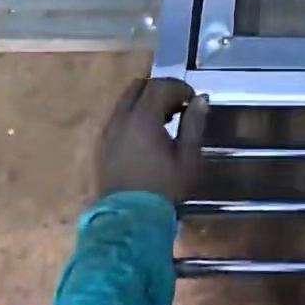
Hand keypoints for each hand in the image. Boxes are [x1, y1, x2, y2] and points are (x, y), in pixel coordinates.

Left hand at [97, 78, 208, 201]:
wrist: (130, 218)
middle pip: (139, 87)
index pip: (159, 86)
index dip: (178, 87)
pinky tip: (149, 133)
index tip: (192, 98)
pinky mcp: (104, 143)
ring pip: (126, 101)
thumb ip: (193, 124)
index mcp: (142, 117)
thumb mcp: (186, 157)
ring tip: (167, 118)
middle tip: (179, 104)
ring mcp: (109, 130)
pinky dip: (134, 114)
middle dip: (160, 89)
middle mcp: (121, 117)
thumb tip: (201, 99)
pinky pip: (119, 116)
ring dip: (146, 101)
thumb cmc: (163, 187)